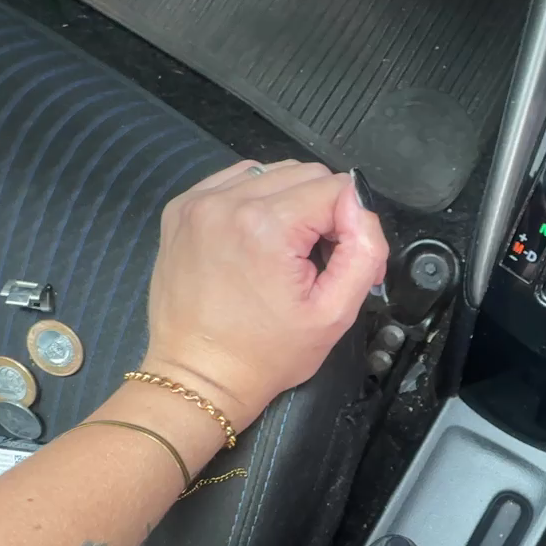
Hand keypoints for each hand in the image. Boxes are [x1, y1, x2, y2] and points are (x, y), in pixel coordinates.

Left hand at [142, 160, 387, 428]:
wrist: (200, 374)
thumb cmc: (268, 354)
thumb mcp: (336, 313)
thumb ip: (363, 252)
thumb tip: (361, 209)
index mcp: (268, 226)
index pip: (337, 188)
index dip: (354, 223)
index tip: (343, 261)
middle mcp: (227, 202)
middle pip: (306, 173)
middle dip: (325, 210)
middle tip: (319, 259)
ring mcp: (198, 202)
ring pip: (272, 172)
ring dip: (292, 202)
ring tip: (288, 250)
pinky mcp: (182, 209)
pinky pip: (236, 180)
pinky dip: (258, 201)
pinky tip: (260, 239)